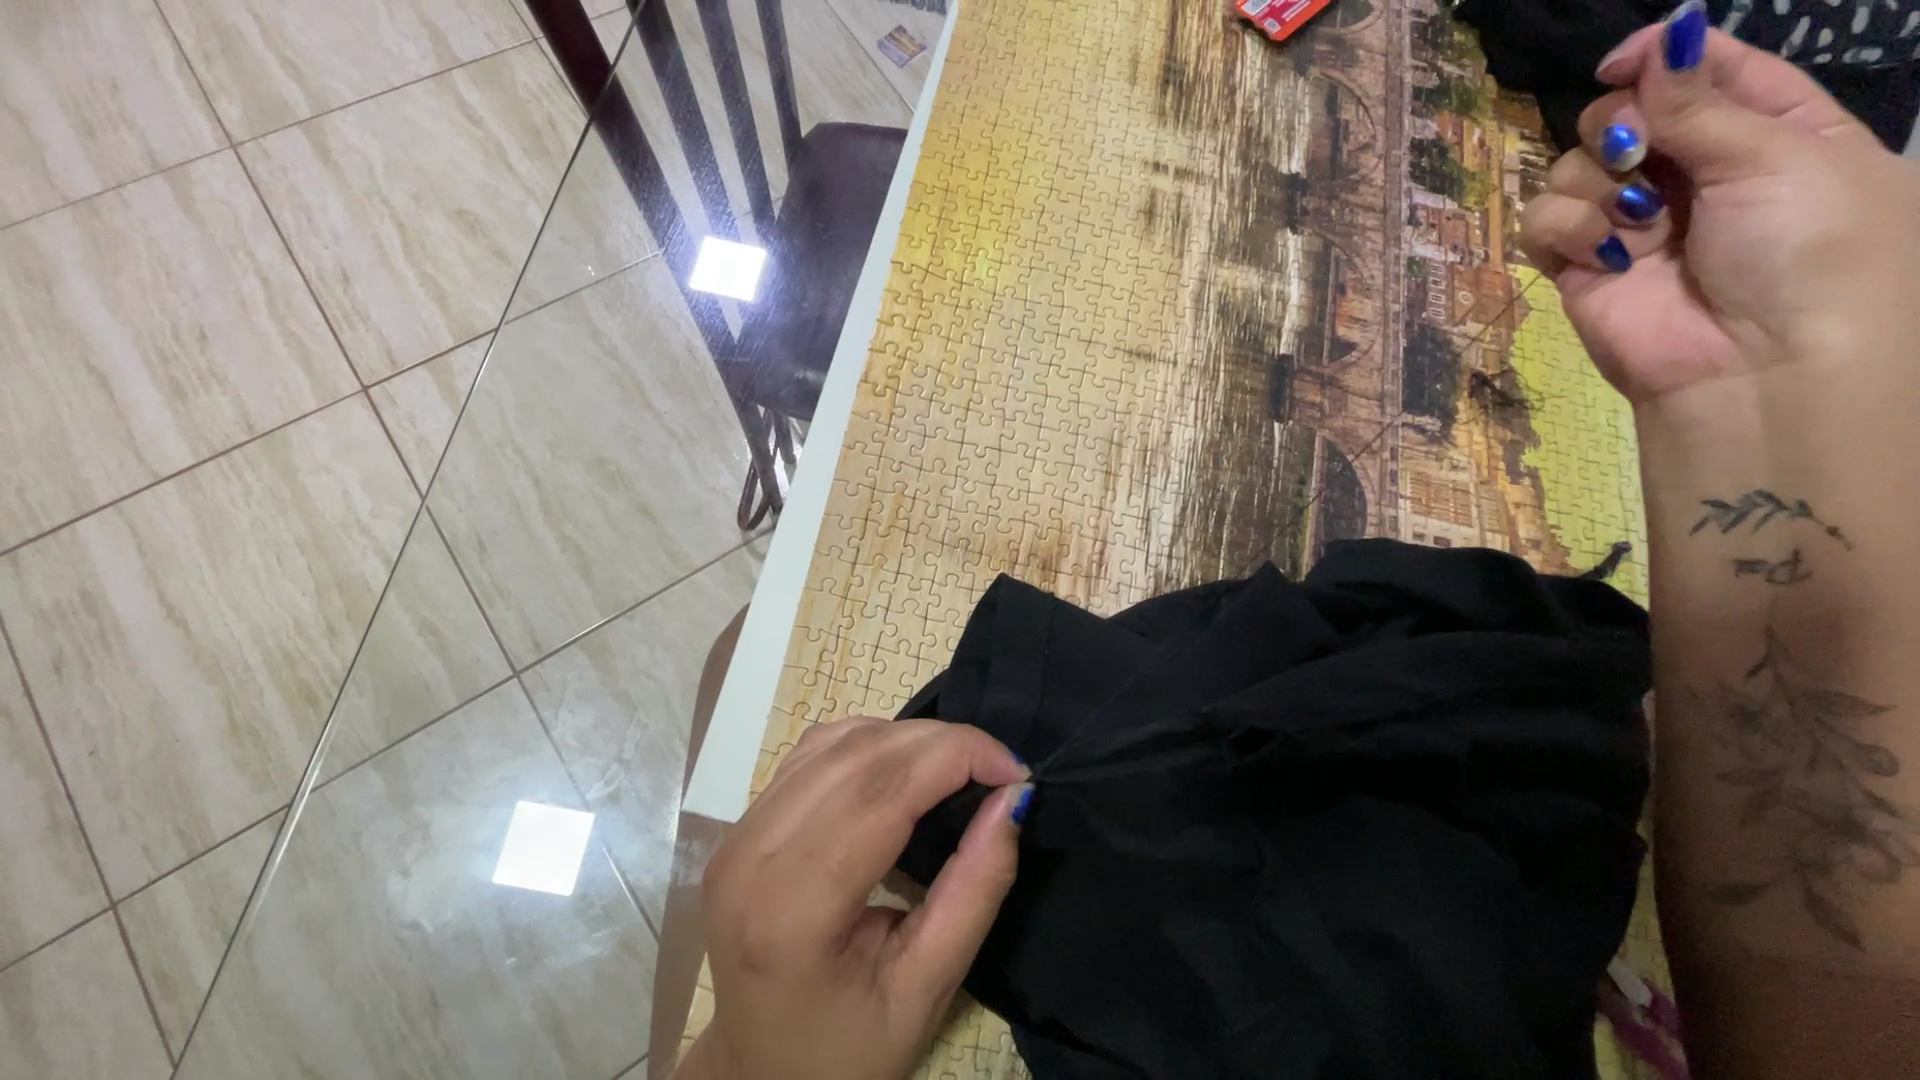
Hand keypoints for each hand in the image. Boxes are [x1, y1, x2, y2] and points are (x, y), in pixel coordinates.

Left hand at [679, 718, 1032, 1079]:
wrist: (762, 1078)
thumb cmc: (849, 1052)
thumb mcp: (928, 987)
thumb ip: (975, 888)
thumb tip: (1015, 799)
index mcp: (792, 907)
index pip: (881, 791)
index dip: (956, 757)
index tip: (1016, 769)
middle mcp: (752, 854)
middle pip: (858, 755)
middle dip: (941, 742)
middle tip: (998, 767)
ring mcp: (738, 835)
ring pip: (833, 742)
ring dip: (907, 737)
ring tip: (960, 767)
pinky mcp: (741, 827)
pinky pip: (811, 755)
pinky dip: (868, 744)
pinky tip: (904, 767)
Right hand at [1518, 2, 1919, 402]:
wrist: (1754, 367)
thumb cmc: (1803, 251)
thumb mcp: (1775, 157)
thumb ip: (1701, 102)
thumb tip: (1666, 30)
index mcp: (1764, 130)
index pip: (1699, 71)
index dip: (1658, 57)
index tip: (1622, 64)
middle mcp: (1689, 171)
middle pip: (1621, 114)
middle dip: (1619, 128)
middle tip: (1636, 155)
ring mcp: (1628, 220)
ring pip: (1571, 166)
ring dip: (1596, 188)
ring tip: (1636, 226)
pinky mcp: (1578, 263)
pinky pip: (1542, 220)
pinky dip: (1567, 231)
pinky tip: (1604, 255)